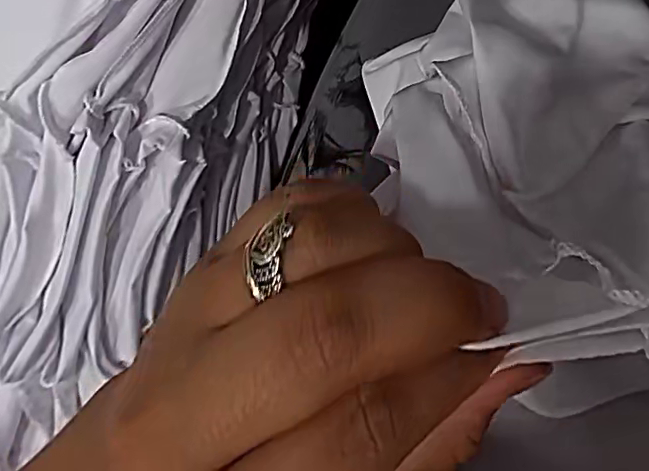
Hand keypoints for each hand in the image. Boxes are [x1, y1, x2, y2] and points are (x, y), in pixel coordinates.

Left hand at [28, 179, 545, 470]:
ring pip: (301, 248)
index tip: (494, 346)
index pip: (354, 427)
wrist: (135, 459)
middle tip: (475, 303)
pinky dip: (346, 206)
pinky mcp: (201, 253)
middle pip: (321, 330)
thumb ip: (429, 437)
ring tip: (414, 274)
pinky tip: (368, 238)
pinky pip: (284, 202)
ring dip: (388, 247)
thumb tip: (512, 360)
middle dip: (424, 303)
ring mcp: (187, 308)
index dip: (443, 377)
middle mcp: (184, 401)